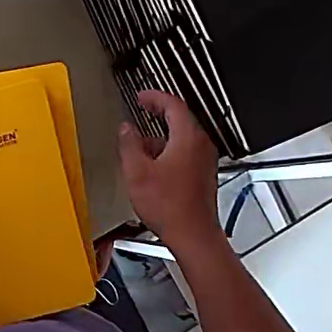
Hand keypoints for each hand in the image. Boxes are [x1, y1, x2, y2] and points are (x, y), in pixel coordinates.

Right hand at [118, 91, 222, 254]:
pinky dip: (170, 155)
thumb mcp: (137, 172)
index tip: (144, 96)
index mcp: (187, 139)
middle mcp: (201, 147)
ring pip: (183, 141)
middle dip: (159, 116)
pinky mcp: (203, 178)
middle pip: (180, 121)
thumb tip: (126, 130)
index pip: (173, 105)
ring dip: (162, 140)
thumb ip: (129, 145)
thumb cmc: (171, 208)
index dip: (155, 97)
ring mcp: (205, 163)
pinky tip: (154, 170)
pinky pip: (186, 157)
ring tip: (142, 148)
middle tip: (144, 112)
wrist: (192, 235)